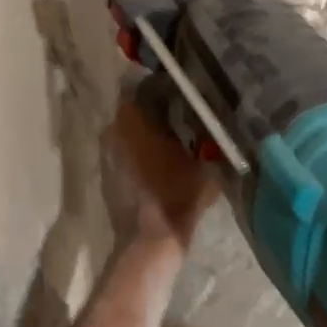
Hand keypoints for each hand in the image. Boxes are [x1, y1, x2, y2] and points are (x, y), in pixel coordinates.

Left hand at [109, 95, 219, 248]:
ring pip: (131, 131)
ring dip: (150, 132)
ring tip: (178, 138)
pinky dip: (142, 153)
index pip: (144, 85)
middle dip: (158, 109)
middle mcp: (113, 130)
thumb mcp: (204, 159)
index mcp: (133, 118)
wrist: (151, 241)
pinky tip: (164, 163)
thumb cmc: (177, 193)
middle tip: (186, 114)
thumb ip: (209, 133)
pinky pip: (127, 153)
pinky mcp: (108, 176)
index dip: (166, 85)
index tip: (186, 90)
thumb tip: (219, 116)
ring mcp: (107, 155)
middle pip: (136, 108)